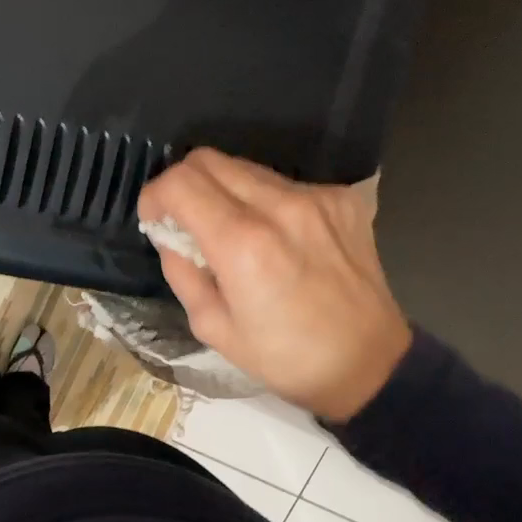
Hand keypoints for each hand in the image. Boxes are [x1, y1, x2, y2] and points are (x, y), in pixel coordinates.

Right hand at [138, 150, 411, 421]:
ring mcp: (315, 198)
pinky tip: (274, 238)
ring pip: (245, 167)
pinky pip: (282, 183)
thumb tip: (170, 236)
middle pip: (208, 160)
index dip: (155, 197)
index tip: (155, 221)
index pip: (180, 184)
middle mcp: (279, 207)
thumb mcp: (211, 326)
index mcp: (242, 245)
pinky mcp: (340, 199)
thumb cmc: (282, 357)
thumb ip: (182, 271)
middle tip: (184, 222)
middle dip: (183, 186)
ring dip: (222, 192)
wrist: (366, 362)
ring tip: (230, 233)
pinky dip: (262, 202)